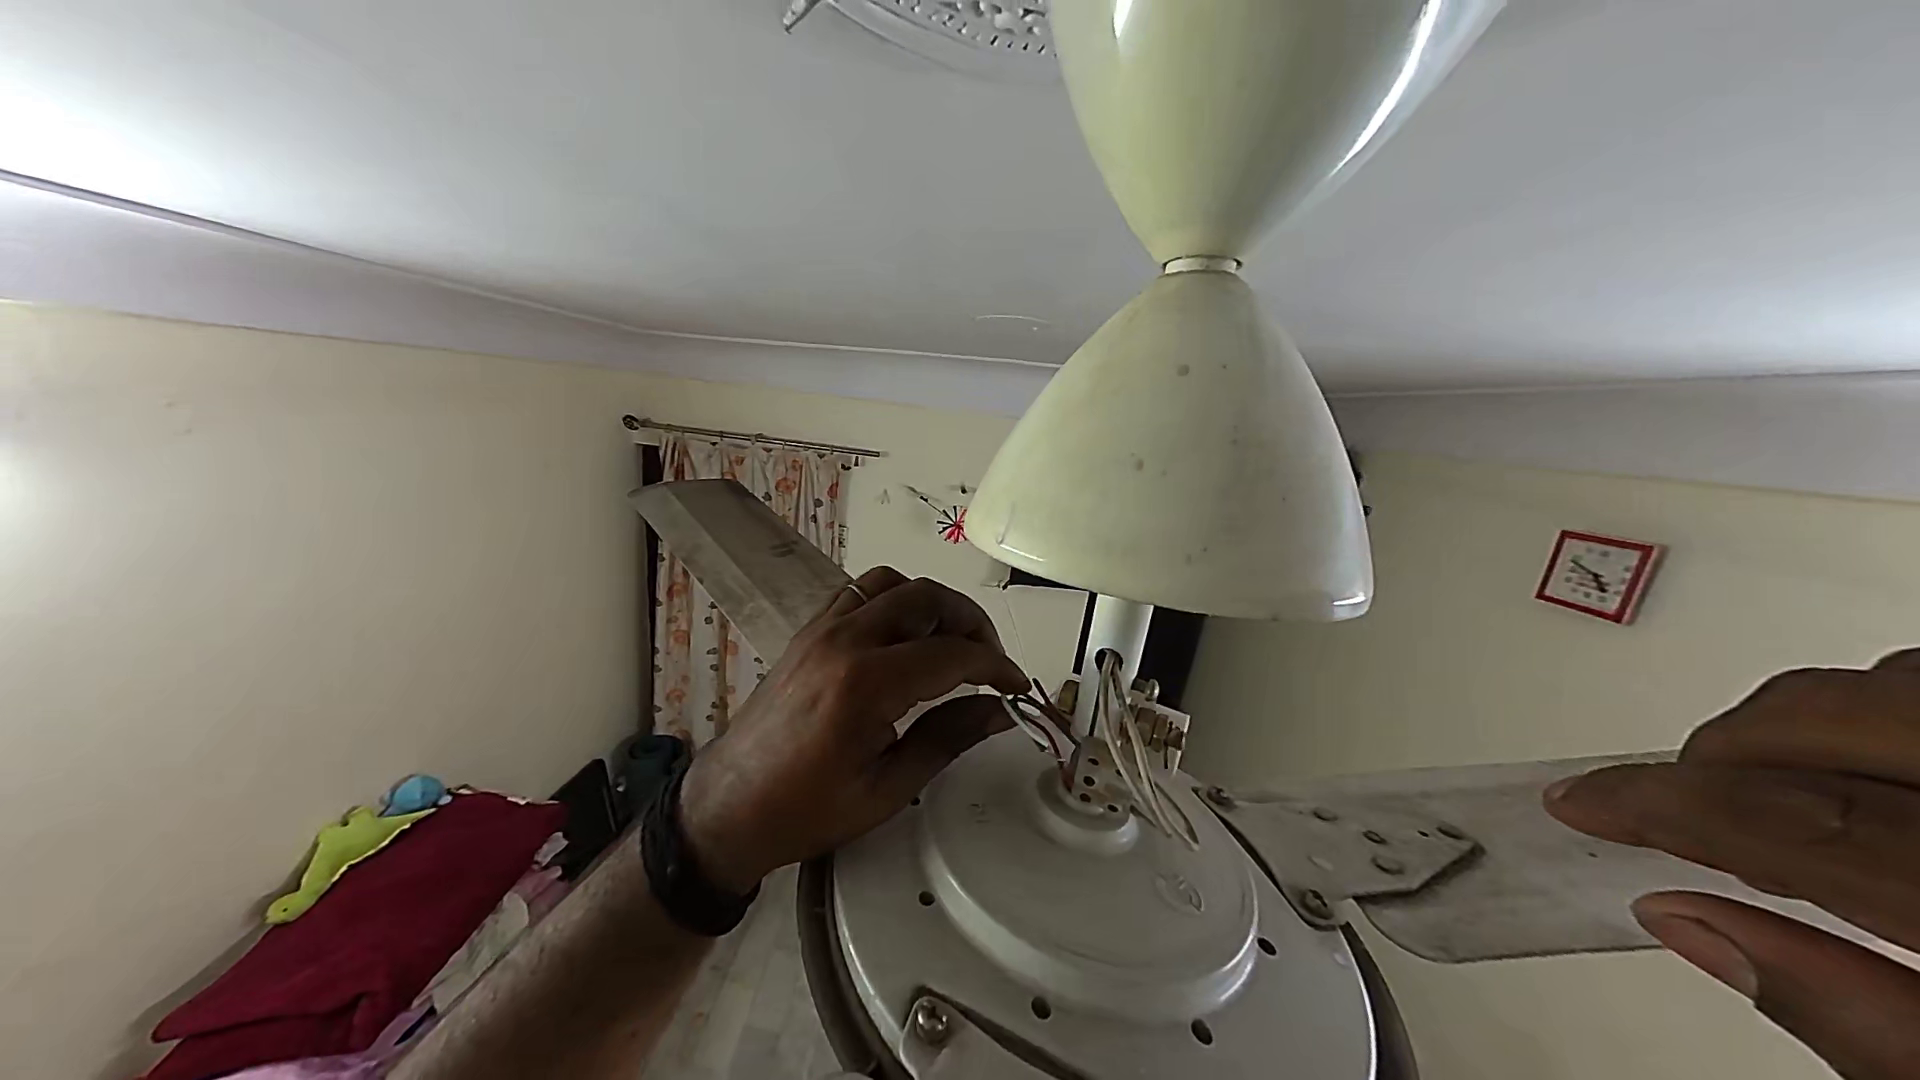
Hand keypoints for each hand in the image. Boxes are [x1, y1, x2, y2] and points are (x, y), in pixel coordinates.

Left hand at [676, 566, 1029, 894]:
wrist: (728, 807)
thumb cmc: (806, 810)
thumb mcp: (889, 788)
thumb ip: (949, 738)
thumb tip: (1000, 711)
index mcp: (865, 684)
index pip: (952, 653)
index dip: (996, 666)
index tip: (1016, 686)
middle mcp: (844, 641)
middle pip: (927, 598)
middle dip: (972, 622)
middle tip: (990, 662)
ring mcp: (822, 629)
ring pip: (893, 583)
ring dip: (932, 603)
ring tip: (950, 641)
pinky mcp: (809, 631)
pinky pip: (860, 592)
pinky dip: (894, 600)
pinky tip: (904, 636)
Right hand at [1546, 648, 1919, 1079]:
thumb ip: (1866, 1026)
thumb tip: (1684, 922)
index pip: (1801, 826)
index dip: (1662, 805)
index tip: (1579, 799)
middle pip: (1841, 722)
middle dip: (1721, 755)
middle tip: (1669, 798)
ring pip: (1895, 686)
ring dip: (1797, 732)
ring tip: (1772, 792)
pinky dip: (1880, 716)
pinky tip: (1878, 772)